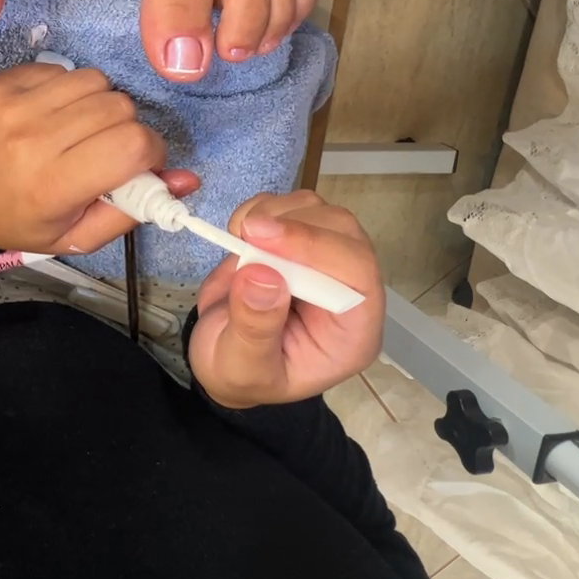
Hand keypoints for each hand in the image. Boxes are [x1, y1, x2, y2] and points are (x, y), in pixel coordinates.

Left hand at [0, 63, 199, 254]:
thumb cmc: (20, 220)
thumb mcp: (77, 235)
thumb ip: (135, 210)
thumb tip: (187, 178)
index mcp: (52, 185)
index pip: (132, 145)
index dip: (149, 152)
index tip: (138, 163)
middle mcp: (31, 139)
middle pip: (119, 106)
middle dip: (126, 127)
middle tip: (105, 148)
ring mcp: (12, 104)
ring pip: (95, 80)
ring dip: (98, 103)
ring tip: (77, 129)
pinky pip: (60, 68)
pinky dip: (66, 89)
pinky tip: (50, 113)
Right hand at [187, 191, 384, 408]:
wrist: (222, 358)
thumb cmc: (240, 373)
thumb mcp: (242, 367)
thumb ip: (254, 327)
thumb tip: (262, 273)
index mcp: (350, 329)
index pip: (356, 271)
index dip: (314, 245)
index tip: (259, 237)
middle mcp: (345, 289)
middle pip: (343, 231)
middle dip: (292, 225)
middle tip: (244, 233)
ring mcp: (320, 260)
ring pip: (317, 211)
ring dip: (274, 213)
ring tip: (239, 239)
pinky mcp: (294, 240)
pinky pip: (289, 205)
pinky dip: (260, 208)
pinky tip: (239, 233)